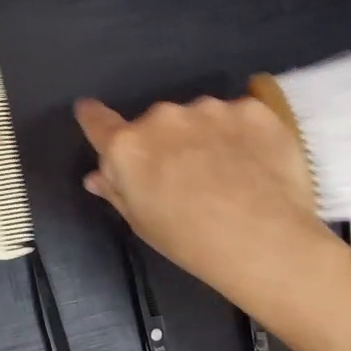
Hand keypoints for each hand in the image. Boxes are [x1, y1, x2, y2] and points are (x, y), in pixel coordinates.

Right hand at [76, 95, 330, 295]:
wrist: (263, 239)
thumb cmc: (188, 240)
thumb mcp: (141, 222)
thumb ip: (116, 190)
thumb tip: (97, 177)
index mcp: (127, 148)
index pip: (98, 122)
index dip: (92, 117)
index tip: (88, 110)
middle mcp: (163, 118)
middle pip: (154, 124)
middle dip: (162, 142)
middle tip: (181, 175)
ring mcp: (210, 109)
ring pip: (197, 118)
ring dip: (202, 137)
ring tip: (223, 172)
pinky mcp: (252, 109)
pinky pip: (236, 117)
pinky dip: (239, 135)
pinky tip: (251, 163)